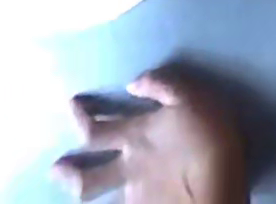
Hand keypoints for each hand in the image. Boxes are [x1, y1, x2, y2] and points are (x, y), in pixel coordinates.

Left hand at [53, 67, 245, 202]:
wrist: (221, 182)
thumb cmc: (208, 132)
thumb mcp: (189, 94)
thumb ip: (160, 85)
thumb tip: (131, 83)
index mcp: (136, 136)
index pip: (94, 131)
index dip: (79, 118)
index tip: (73, 104)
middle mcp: (129, 169)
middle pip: (87, 179)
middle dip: (67, 174)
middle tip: (54, 170)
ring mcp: (138, 197)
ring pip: (102, 201)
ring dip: (86, 194)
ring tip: (76, 193)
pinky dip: (121, 202)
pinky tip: (124, 199)